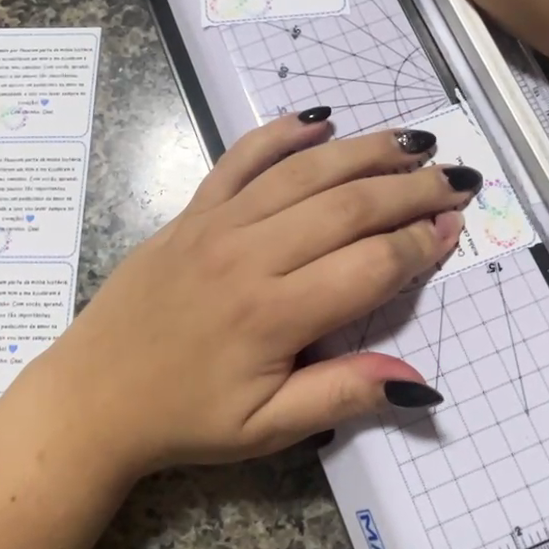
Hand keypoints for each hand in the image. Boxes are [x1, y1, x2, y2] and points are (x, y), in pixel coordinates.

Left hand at [17, 111, 478, 478]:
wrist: (92, 396)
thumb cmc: (184, 417)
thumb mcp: (267, 428)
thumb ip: (343, 394)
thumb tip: (420, 381)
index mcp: (273, 313)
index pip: (369, 265)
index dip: (418, 245)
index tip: (454, 227)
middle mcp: (249, 254)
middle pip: (347, 207)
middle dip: (409, 190)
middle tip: (455, 178)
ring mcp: (216, 223)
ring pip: (304, 173)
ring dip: (363, 153)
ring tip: (410, 143)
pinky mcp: (191, 211)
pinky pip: (241, 159)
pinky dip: (281, 134)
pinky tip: (319, 121)